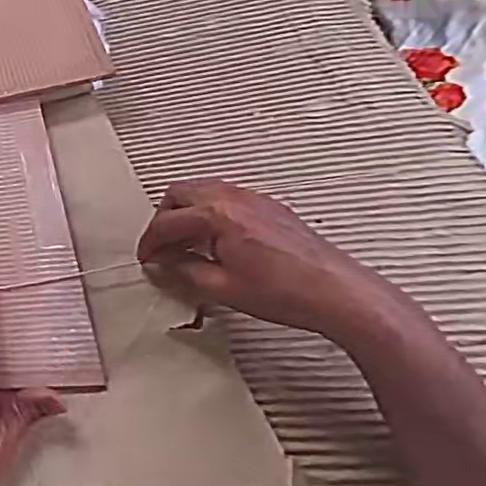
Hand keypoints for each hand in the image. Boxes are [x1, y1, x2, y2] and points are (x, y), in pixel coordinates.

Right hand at [136, 179, 401, 341]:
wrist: (337, 293)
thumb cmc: (290, 291)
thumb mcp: (223, 289)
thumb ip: (185, 272)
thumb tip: (167, 265)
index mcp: (217, 215)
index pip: (167, 222)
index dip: (150, 242)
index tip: (148, 258)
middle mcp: (234, 198)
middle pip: (179, 194)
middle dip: (164, 219)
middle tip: (162, 247)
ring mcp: (254, 199)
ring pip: (202, 192)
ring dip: (187, 213)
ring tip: (186, 245)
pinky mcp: (269, 207)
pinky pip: (226, 198)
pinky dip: (210, 213)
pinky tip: (216, 241)